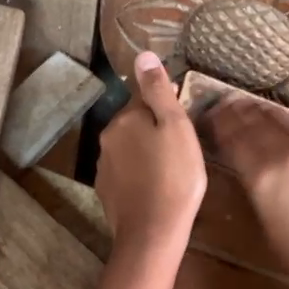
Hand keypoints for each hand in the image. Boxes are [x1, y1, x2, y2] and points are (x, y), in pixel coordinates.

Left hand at [95, 52, 206, 257]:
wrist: (153, 232)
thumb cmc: (175, 176)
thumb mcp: (176, 127)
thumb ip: (158, 90)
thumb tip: (143, 55)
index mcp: (125, 119)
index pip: (145, 99)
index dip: (167, 108)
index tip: (184, 125)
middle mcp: (108, 138)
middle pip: (135, 124)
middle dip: (154, 131)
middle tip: (181, 149)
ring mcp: (104, 167)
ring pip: (130, 150)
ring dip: (146, 154)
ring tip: (171, 171)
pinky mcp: (107, 192)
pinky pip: (126, 174)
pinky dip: (139, 176)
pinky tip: (155, 189)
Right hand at [204, 95, 288, 288]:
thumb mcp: (265, 220)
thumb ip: (256, 186)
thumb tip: (250, 165)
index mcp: (260, 176)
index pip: (235, 140)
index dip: (222, 125)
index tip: (213, 115)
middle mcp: (285, 155)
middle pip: (256, 125)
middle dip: (240, 113)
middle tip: (229, 103)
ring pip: (283, 123)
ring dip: (264, 114)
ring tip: (252, 106)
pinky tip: (287, 128)